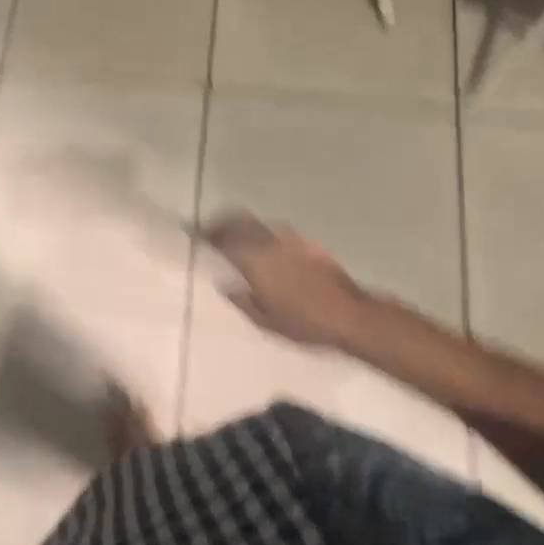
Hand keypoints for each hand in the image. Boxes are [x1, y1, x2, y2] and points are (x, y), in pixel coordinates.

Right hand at [201, 212, 370, 346]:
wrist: (351, 316)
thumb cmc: (303, 323)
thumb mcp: (264, 321)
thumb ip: (241, 300)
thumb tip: (225, 284)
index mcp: (254, 259)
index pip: (221, 237)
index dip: (205, 233)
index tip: (192, 231)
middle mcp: (270, 242)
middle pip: (239, 221)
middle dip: (222, 222)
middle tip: (212, 230)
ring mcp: (292, 240)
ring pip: (260, 225)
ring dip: (245, 227)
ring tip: (239, 239)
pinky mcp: (309, 244)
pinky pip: (279, 233)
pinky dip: (266, 236)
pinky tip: (270, 250)